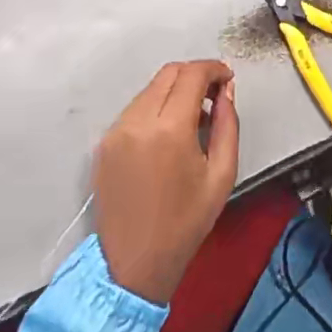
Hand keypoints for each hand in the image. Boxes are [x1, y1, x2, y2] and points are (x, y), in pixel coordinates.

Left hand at [92, 60, 238, 304]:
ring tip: (194, 117)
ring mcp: (116, 129)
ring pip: (150, 89)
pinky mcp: (105, 141)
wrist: (134, 262)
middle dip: (194, 75)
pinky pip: (134, 109)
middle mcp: (137, 120)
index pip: (191, 75)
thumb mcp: (221, 176)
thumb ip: (227, 125)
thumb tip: (226, 90)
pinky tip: (169, 133)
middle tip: (214, 94)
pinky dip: (155, 108)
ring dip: (174, 91)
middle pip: (168, 74)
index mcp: (169, 129)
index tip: (227, 77)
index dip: (213, 68)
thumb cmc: (185, 223)